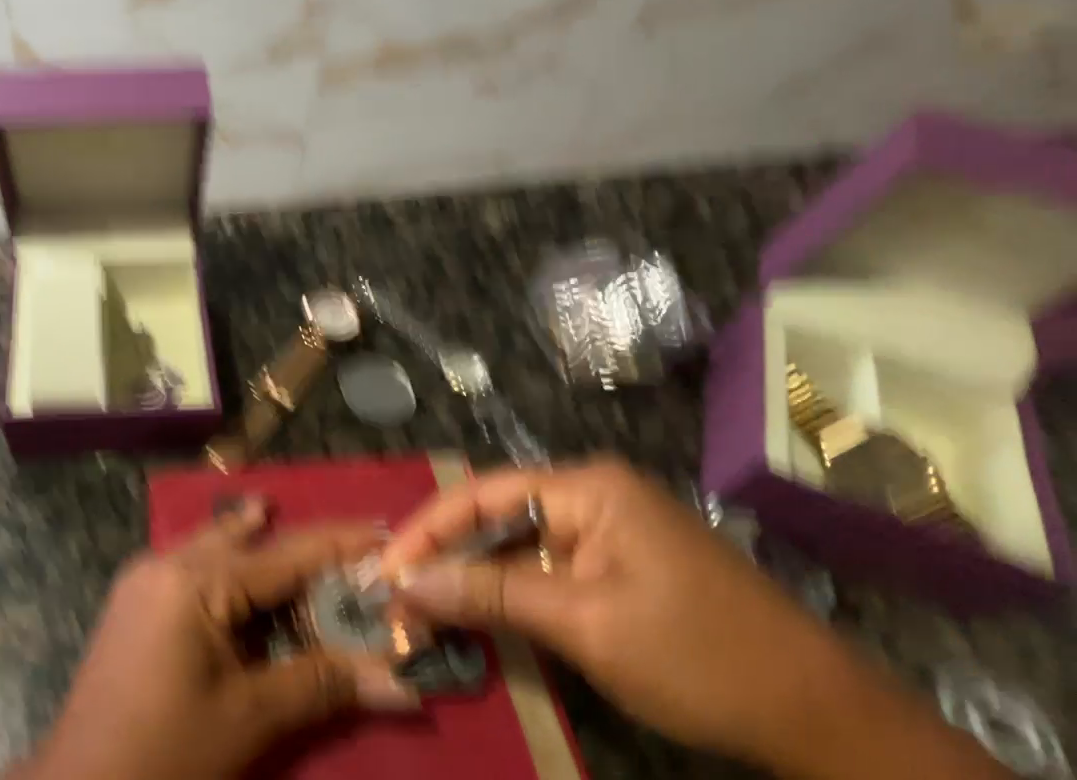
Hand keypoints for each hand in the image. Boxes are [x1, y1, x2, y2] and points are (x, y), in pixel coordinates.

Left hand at [17, 500, 420, 779]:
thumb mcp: (250, 717)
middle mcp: (164, 565)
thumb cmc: (166, 749)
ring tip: (295, 532)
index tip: (385, 533)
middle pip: (246, 541)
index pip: (284, 555)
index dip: (339, 547)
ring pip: (212, 547)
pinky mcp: (133, 605)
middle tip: (352, 544)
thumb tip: (404, 682)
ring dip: (255, 544)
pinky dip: (225, 567)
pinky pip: (189, 568)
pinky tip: (242, 574)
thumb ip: (322, 685)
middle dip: (298, 543)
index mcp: (193, 581)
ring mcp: (142, 582)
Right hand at [376, 458, 1006, 779]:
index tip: (382, 572)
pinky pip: (546, 568)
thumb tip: (405, 583)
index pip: (481, 495)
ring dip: (472, 578)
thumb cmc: (699, 658)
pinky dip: (509, 593)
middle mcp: (594, 494)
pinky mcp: (621, 566)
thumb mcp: (584, 624)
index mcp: (589, 487)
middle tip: (396, 598)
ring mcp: (610, 530)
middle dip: (444, 557)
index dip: (425, 532)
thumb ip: (489, 594)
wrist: (823, 717)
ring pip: (517, 545)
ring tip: (424, 610)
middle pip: (494, 516)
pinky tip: (478, 617)